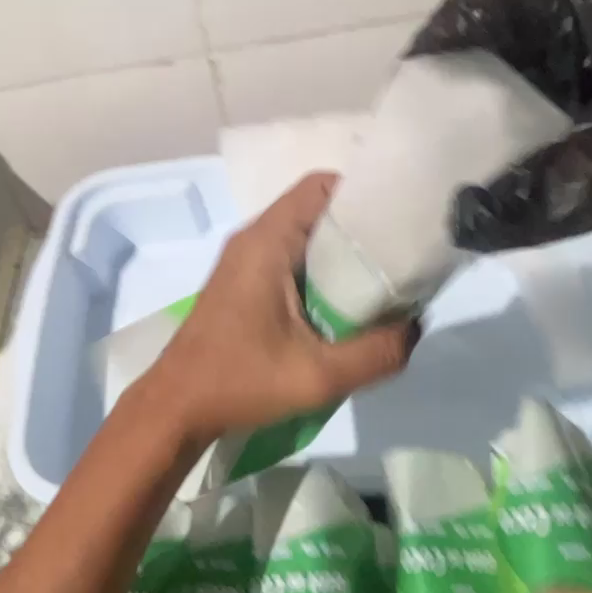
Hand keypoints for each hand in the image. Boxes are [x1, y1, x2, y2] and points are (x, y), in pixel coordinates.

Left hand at [127, 172, 413, 450]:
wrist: (176, 406)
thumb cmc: (240, 382)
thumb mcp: (319, 376)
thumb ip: (378, 352)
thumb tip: (415, 326)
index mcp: (266, 241)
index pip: (320, 186)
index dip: (364, 193)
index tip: (402, 218)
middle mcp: (253, 239)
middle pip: (316, 209)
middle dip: (361, 227)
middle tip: (404, 256)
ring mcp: (244, 260)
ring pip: (304, 236)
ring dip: (342, 253)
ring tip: (384, 280)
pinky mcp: (242, 282)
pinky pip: (289, 258)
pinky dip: (320, 270)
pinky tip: (346, 303)